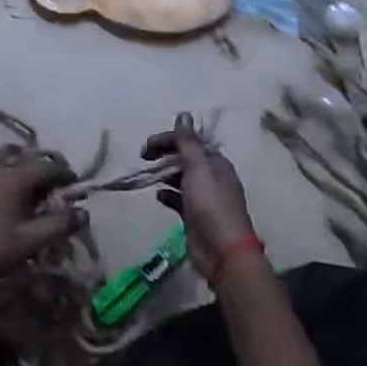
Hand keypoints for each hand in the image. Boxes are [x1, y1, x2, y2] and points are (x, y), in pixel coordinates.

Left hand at [0, 155, 81, 292]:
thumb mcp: (32, 240)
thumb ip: (60, 224)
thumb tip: (84, 212)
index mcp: (16, 178)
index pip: (50, 166)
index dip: (68, 176)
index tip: (79, 191)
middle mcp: (1, 172)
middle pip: (34, 168)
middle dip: (53, 183)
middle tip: (64, 203)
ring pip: (20, 176)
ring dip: (36, 189)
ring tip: (45, 211)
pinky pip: (7, 184)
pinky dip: (21, 193)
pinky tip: (22, 215)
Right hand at [142, 113, 253, 271]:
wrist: (222, 250)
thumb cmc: (210, 205)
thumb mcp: (198, 168)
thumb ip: (188, 143)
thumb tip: (184, 115)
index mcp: (216, 162)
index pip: (190, 142)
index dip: (169, 139)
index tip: (146, 147)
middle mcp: (211, 177)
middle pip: (185, 158)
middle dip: (165, 155)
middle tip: (143, 158)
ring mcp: (203, 198)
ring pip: (181, 178)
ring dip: (165, 174)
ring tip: (149, 175)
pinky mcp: (195, 216)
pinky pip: (178, 199)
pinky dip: (167, 195)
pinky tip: (158, 196)